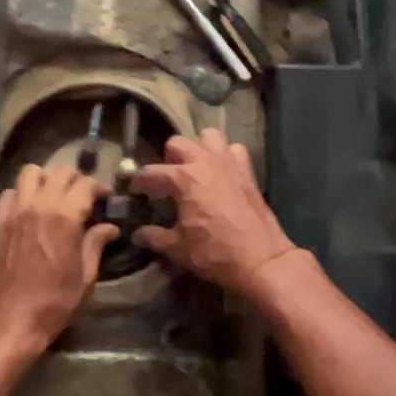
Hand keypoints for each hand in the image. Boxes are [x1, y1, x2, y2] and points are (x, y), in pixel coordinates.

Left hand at [0, 164, 118, 351]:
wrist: (8, 322)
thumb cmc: (53, 303)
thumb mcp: (84, 277)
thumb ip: (95, 245)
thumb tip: (109, 228)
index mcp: (64, 218)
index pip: (84, 183)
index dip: (98, 186)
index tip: (103, 197)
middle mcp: (37, 205)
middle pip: (59, 171)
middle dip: (74, 179)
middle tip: (79, 195)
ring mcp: (12, 211)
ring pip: (29, 173)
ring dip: (45, 180)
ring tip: (50, 195)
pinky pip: (7, 194)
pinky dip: (20, 195)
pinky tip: (25, 210)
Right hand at [130, 129, 302, 298]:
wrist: (260, 259)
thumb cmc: (215, 253)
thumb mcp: (178, 248)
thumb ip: (154, 237)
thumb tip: (137, 234)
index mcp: (183, 179)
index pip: (151, 173)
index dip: (138, 182)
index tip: (134, 191)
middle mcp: (204, 162)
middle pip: (177, 143)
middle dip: (167, 158)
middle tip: (167, 180)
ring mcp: (228, 162)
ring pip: (208, 136)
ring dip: (198, 148)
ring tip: (195, 168)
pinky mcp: (247, 170)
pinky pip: (234, 149)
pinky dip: (225, 155)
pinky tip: (221, 172)